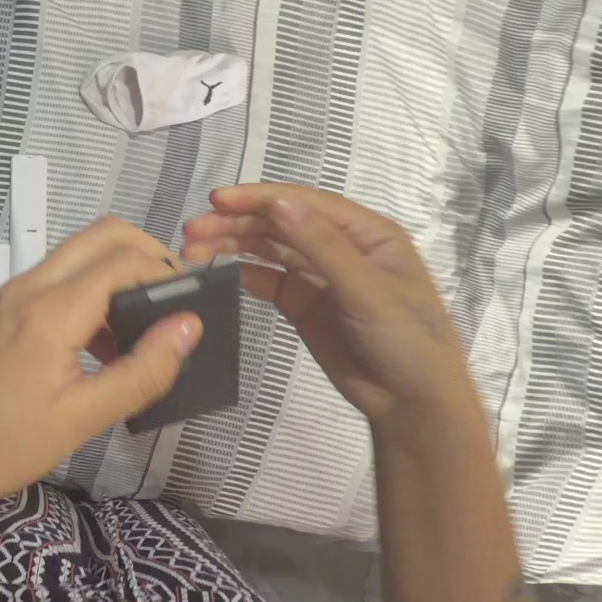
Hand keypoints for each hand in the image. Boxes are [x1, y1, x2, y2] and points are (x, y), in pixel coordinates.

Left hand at [0, 217, 202, 533]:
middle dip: (146, 254)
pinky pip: (58, 278)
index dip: (166, 271)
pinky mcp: (5, 308)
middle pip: (100, 236)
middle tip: (175, 297)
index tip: (196, 301)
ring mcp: (12, 293)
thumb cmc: (7, 446)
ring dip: (118, 270)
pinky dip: (92, 289)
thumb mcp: (83, 418)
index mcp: (50, 310)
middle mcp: (29, 286)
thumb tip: (189, 326)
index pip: (122, 261)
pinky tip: (106, 340)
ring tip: (148, 322)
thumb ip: (141, 371)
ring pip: (78, 253)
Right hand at [181, 183, 477, 429]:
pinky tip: (214, 271)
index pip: (304, 203)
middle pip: (279, 223)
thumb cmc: (404, 338)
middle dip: (235, 223)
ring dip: (230, 245)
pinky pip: (266, 280)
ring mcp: (318, 275)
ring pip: (267, 249)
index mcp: (364, 231)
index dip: (259, 198)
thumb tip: (276, 201)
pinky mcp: (301, 303)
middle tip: (191, 230)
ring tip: (191, 250)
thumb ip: (320, 245)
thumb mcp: (366, 289)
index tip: (216, 200)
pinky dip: (240, 273)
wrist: (411, 403)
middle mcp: (339, 246)